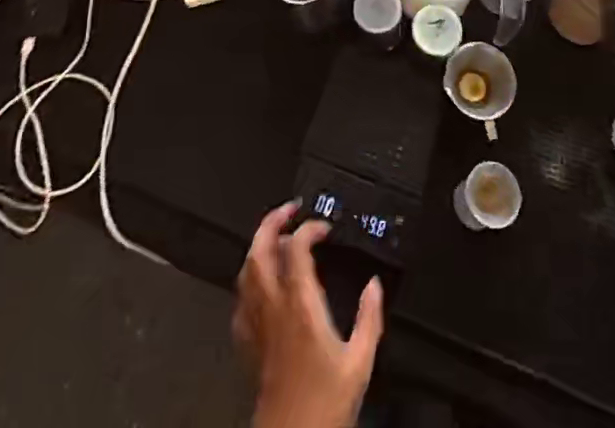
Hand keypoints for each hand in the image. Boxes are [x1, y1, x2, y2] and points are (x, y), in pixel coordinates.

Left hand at [234, 202, 384, 427]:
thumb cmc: (325, 404)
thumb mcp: (361, 361)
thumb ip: (370, 318)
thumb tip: (374, 287)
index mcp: (302, 307)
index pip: (296, 249)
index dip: (308, 229)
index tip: (323, 228)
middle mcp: (273, 309)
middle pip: (258, 251)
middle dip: (271, 222)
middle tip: (288, 211)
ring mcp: (256, 324)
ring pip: (245, 271)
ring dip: (259, 246)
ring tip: (277, 238)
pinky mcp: (247, 342)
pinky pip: (241, 299)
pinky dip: (250, 279)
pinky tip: (263, 283)